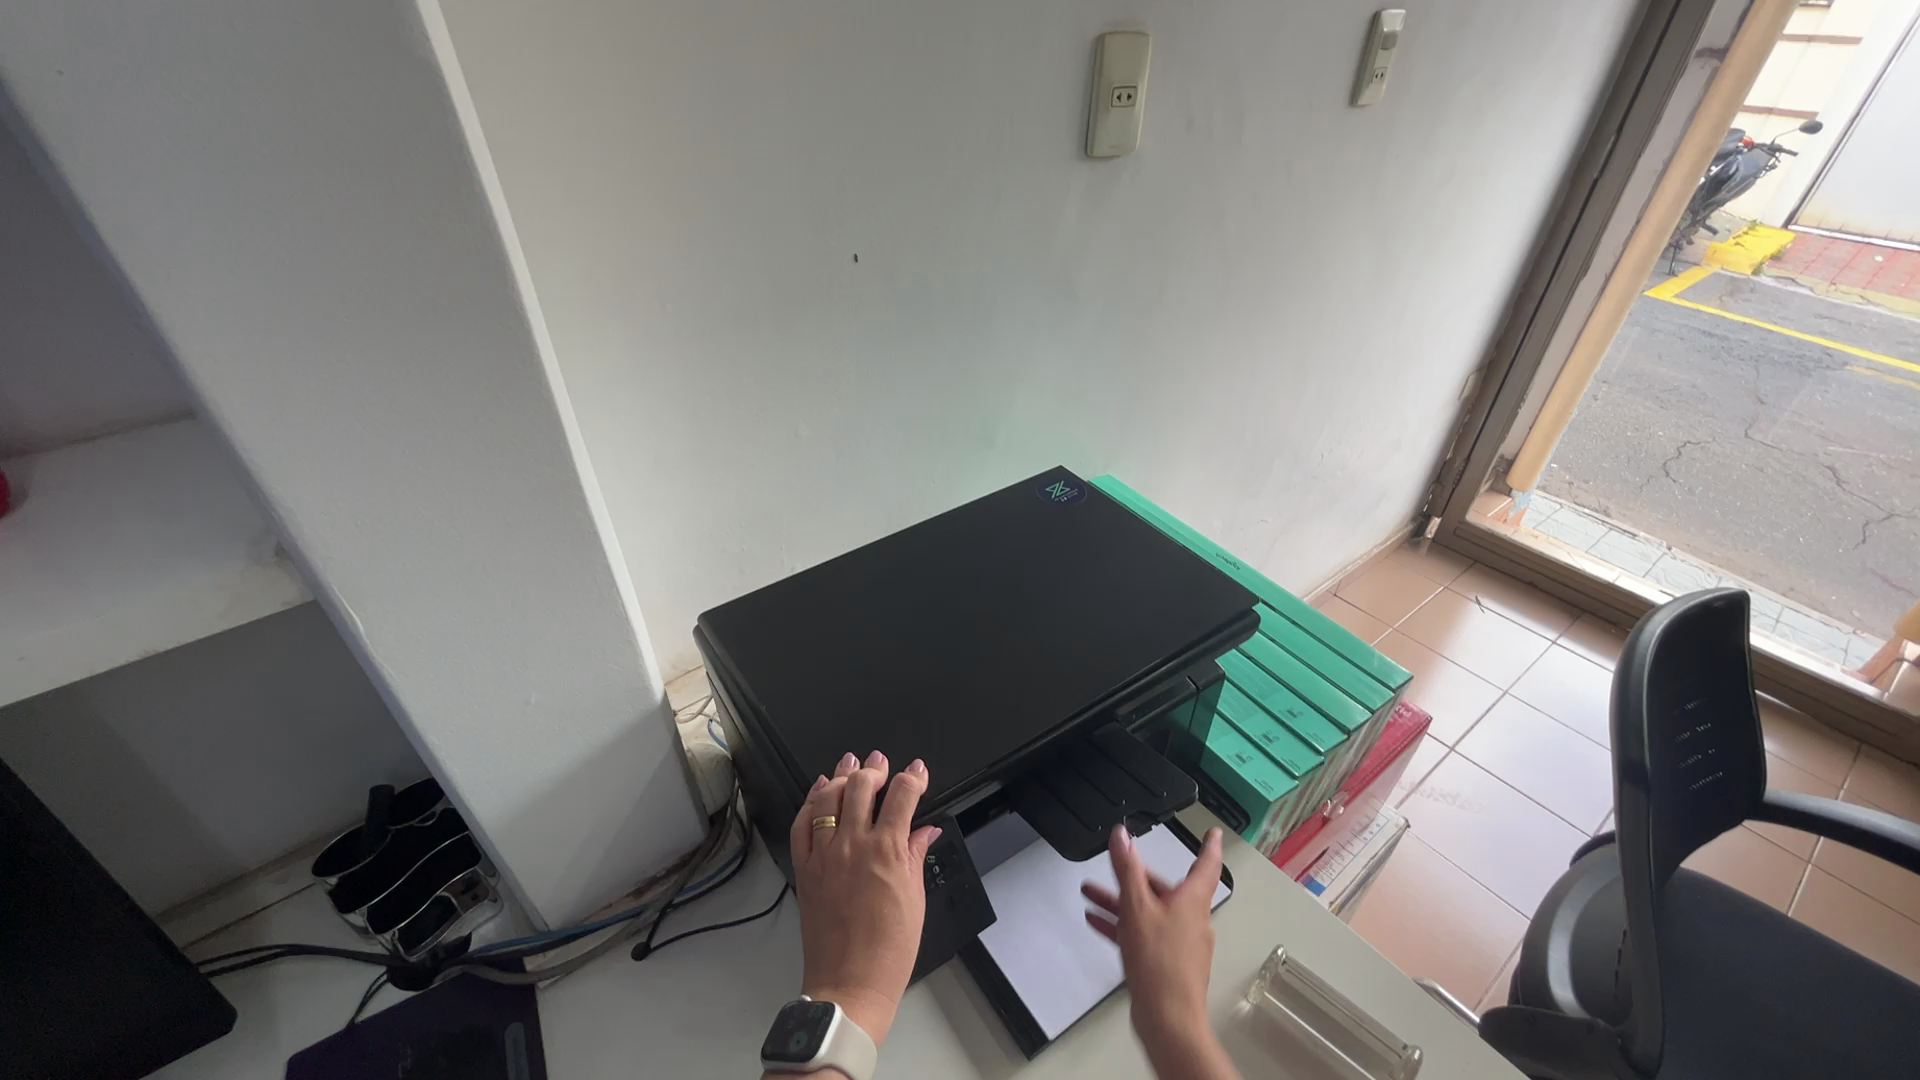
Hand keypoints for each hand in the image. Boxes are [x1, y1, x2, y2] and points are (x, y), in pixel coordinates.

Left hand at [787, 750, 940, 1046]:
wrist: (850, 985)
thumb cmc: (888, 950)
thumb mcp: (915, 899)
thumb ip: (917, 856)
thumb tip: (926, 831)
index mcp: (887, 852)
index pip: (902, 796)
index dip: (913, 776)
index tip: (917, 771)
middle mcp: (853, 846)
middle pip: (861, 786)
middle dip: (874, 767)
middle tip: (881, 761)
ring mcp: (825, 855)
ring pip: (828, 798)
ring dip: (841, 775)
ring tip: (850, 762)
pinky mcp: (805, 869)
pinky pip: (802, 825)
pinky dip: (809, 802)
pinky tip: (818, 790)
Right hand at [1083, 825, 1227, 1069]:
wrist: (1168, 1020)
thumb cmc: (1159, 964)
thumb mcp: (1136, 907)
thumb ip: (1127, 869)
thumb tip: (1122, 836)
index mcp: (1192, 901)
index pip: (1206, 864)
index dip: (1209, 846)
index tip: (1212, 833)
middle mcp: (1191, 919)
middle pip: (1165, 888)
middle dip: (1135, 877)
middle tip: (1115, 866)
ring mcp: (1181, 943)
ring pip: (1151, 911)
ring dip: (1122, 900)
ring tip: (1092, 893)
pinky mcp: (1169, 963)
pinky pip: (1145, 933)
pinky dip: (1124, 924)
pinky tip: (1099, 923)